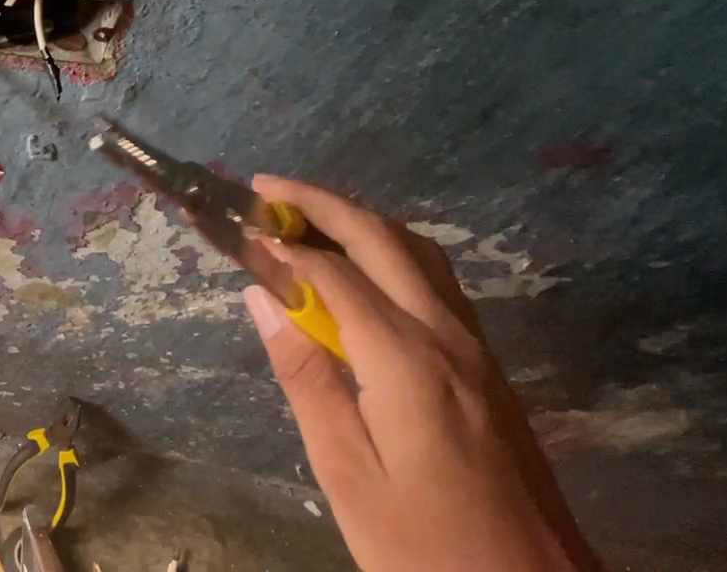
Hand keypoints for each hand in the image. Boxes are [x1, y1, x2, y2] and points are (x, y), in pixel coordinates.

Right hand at [244, 175, 601, 571]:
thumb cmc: (425, 543)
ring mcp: (477, 352)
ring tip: (305, 216)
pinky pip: (436, 283)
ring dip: (359, 221)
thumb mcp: (347, 472)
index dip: (283, 243)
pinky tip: (358, 270)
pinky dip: (389, 252)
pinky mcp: (488, 370)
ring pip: (419, 254)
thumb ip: (305, 377)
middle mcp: (448, 338)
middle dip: (321, 203)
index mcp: (407, 361)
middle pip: (383, 241)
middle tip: (265, 190)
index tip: (238, 225)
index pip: (335, 273)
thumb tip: (263, 298)